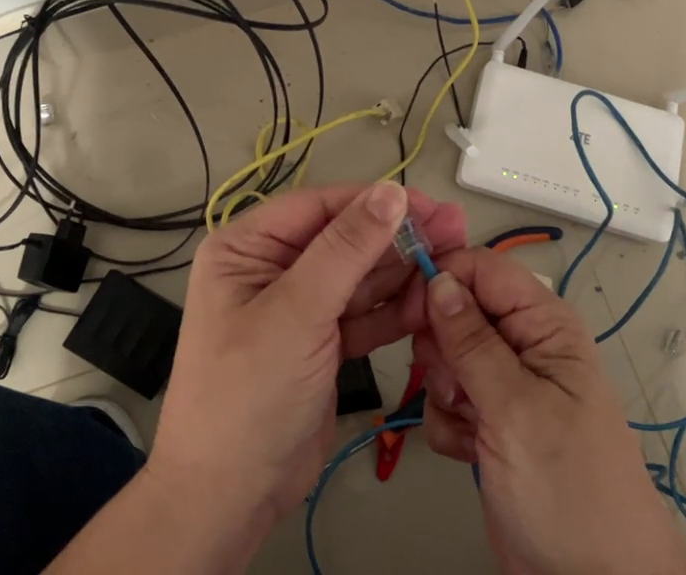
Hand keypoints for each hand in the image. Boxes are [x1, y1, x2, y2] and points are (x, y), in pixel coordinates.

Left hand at [149, 181, 464, 529]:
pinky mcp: (321, 345)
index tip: (428, 204)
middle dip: (397, 238)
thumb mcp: (297, 312)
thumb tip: (390, 191)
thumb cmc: (250, 392)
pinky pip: (363, 315)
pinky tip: (430, 303)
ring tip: (453, 263)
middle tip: (456, 230)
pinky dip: (394, 311)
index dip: (374, 202)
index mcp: (246, 249)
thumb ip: (347, 249)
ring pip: (358, 278)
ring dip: (402, 273)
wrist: (229, 495)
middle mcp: (271, 271)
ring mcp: (298, 310)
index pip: (319, 208)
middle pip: (344, 240)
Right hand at [414, 248, 685, 574]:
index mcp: (545, 325)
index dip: (442, 280)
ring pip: (445, 357)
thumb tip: (437, 279)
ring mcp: (505, 387)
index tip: (408, 312)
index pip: (482, 269)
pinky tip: (469, 449)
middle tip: (453, 384)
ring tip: (470, 423)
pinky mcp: (489, 423)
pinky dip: (447, 423)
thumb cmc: (568, 487)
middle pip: (457, 310)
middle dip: (441, 346)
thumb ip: (472, 340)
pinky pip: (445, 400)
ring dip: (443, 390)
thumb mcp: (517, 408)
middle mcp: (525, 347)